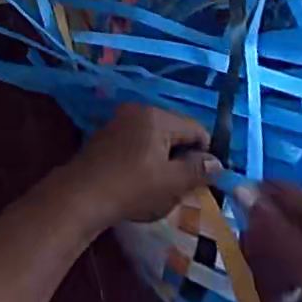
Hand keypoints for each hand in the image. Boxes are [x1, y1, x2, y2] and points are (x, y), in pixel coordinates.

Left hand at [59, 103, 215, 225]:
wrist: (85, 192)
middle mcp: (138, 110)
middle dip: (185, 156)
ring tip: (165, 186)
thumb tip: (216, 162)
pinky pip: (140, 140)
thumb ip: (197, 170)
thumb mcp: (172, 183)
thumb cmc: (133, 187)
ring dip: (166, 158)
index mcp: (156, 116)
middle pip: (176, 130)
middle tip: (185, 186)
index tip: (205, 180)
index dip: (206, 154)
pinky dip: (148, 156)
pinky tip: (144, 179)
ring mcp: (121, 119)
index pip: (195, 128)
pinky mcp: (110, 132)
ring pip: (158, 136)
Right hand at [239, 181, 301, 301]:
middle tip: (249, 264)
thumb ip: (274, 227)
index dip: (255, 200)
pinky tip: (285, 298)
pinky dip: (293, 280)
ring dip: (274, 266)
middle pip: (286, 221)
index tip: (234, 221)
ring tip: (267, 290)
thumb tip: (239, 187)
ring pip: (295, 249)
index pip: (281, 190)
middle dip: (263, 242)